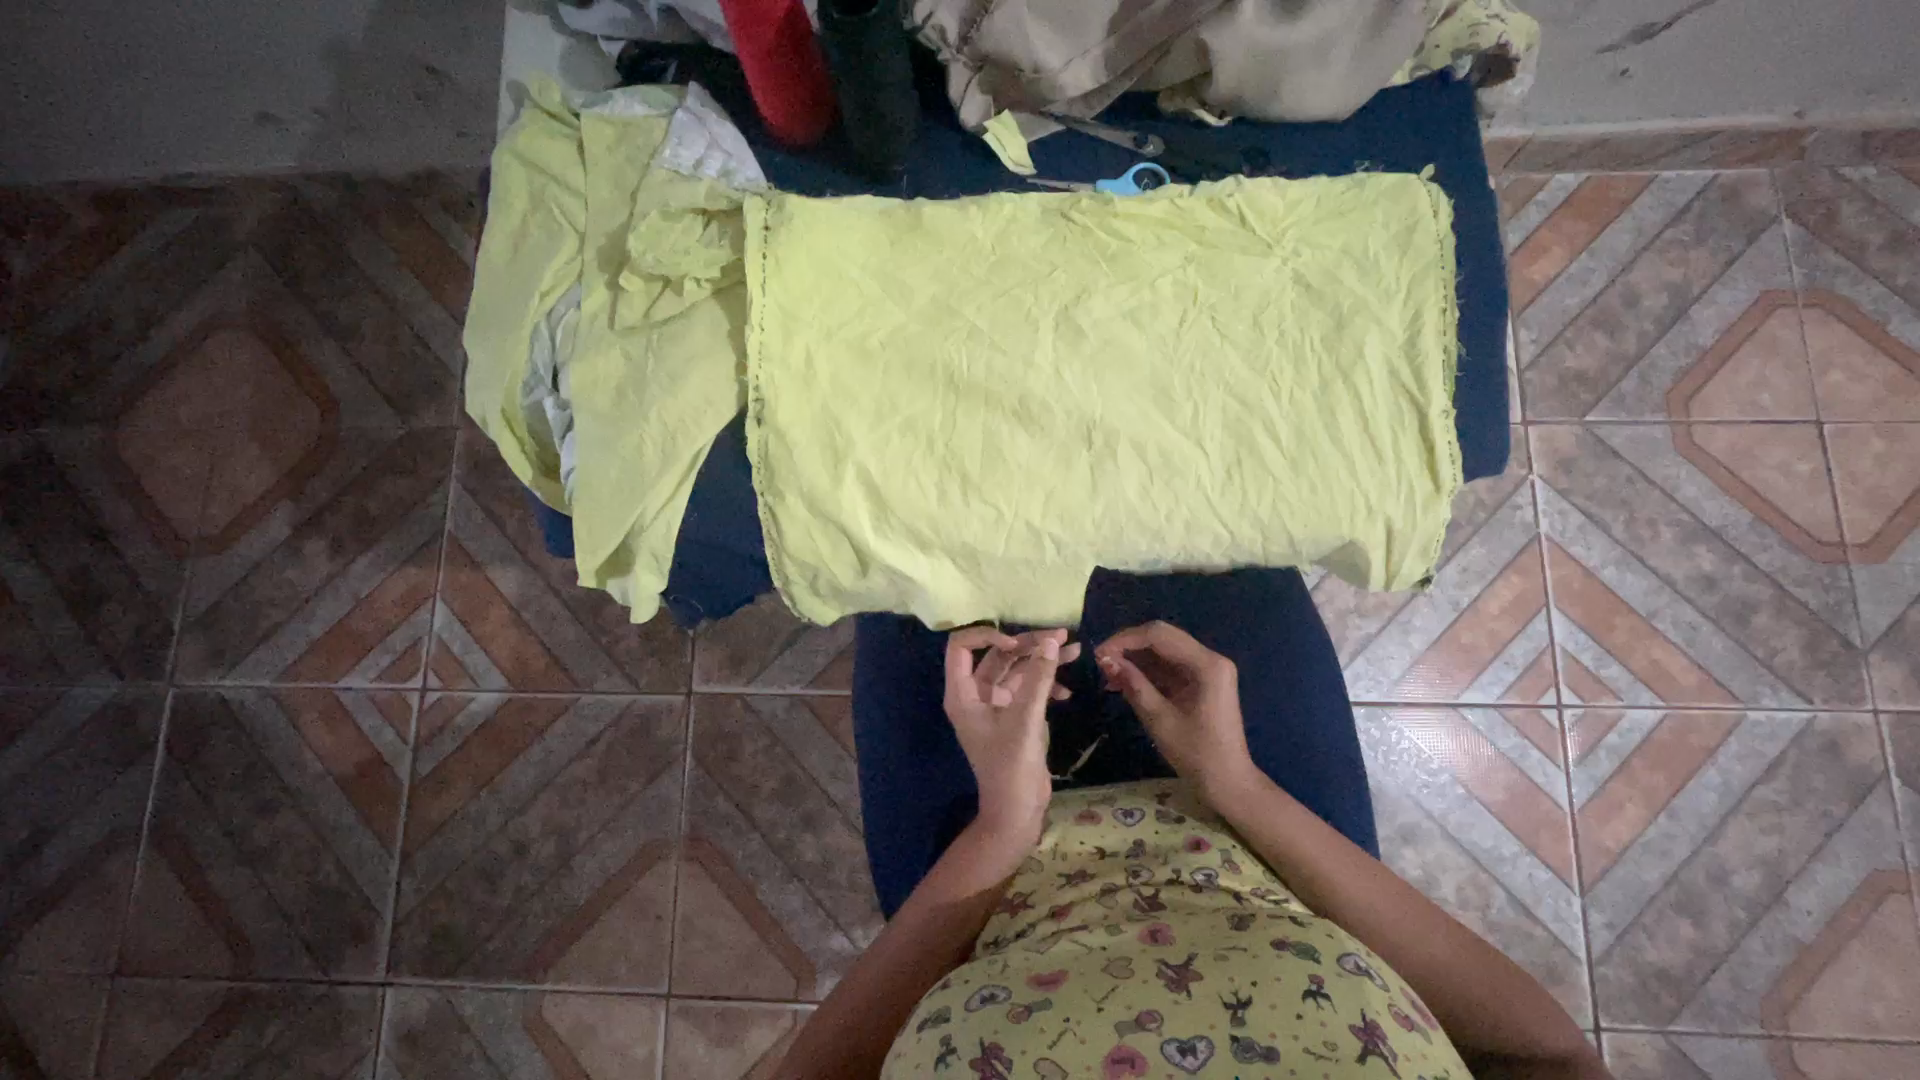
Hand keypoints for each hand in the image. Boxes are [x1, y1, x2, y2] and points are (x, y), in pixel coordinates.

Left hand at [944, 626, 1077, 851]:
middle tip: (1061, 637)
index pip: (961, 647)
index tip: (1018, 643)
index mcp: (963, 694)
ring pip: (1017, 671)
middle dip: (1028, 645)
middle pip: (997, 655)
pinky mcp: (1015, 717)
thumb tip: (1051, 642)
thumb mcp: (1026, 719)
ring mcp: (996, 707)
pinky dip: (1046, 686)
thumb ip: (1038, 678)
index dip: (987, 636)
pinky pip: (1028, 690)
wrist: (1018, 811)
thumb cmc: (1011, 766)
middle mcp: (975, 696)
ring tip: (1074, 650)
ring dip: (1043, 662)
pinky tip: (1066, 693)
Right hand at [1094, 621, 1257, 804]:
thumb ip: (1133, 684)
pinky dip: (1146, 671)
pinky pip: (1169, 667)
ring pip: (1163, 651)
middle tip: (1100, 662)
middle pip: (1162, 638)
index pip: (1159, 636)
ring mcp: (1207, 669)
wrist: (1227, 781)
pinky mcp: (1200, 681)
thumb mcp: (1159, 718)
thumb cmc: (1195, 753)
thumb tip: (1105, 660)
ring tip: (1108, 675)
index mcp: (1206, 664)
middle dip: (1128, 646)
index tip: (1098, 655)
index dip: (1125, 640)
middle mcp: (1209, 658)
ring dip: (1135, 659)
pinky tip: (1123, 682)